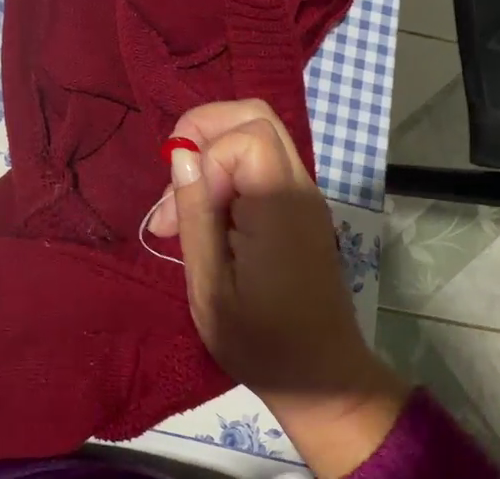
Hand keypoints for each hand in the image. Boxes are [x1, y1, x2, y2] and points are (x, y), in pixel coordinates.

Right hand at [161, 100, 408, 476]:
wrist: (324, 382)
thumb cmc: (262, 343)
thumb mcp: (211, 287)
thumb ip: (196, 215)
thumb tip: (180, 155)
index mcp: (281, 206)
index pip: (245, 136)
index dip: (205, 158)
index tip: (181, 212)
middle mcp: (299, 188)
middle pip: (255, 116)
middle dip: (204, 132)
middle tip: (176, 179)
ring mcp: (303, 195)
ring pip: (256, 134)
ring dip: (211, 154)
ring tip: (183, 209)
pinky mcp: (298, 207)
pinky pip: (259, 163)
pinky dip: (225, 172)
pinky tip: (205, 217)